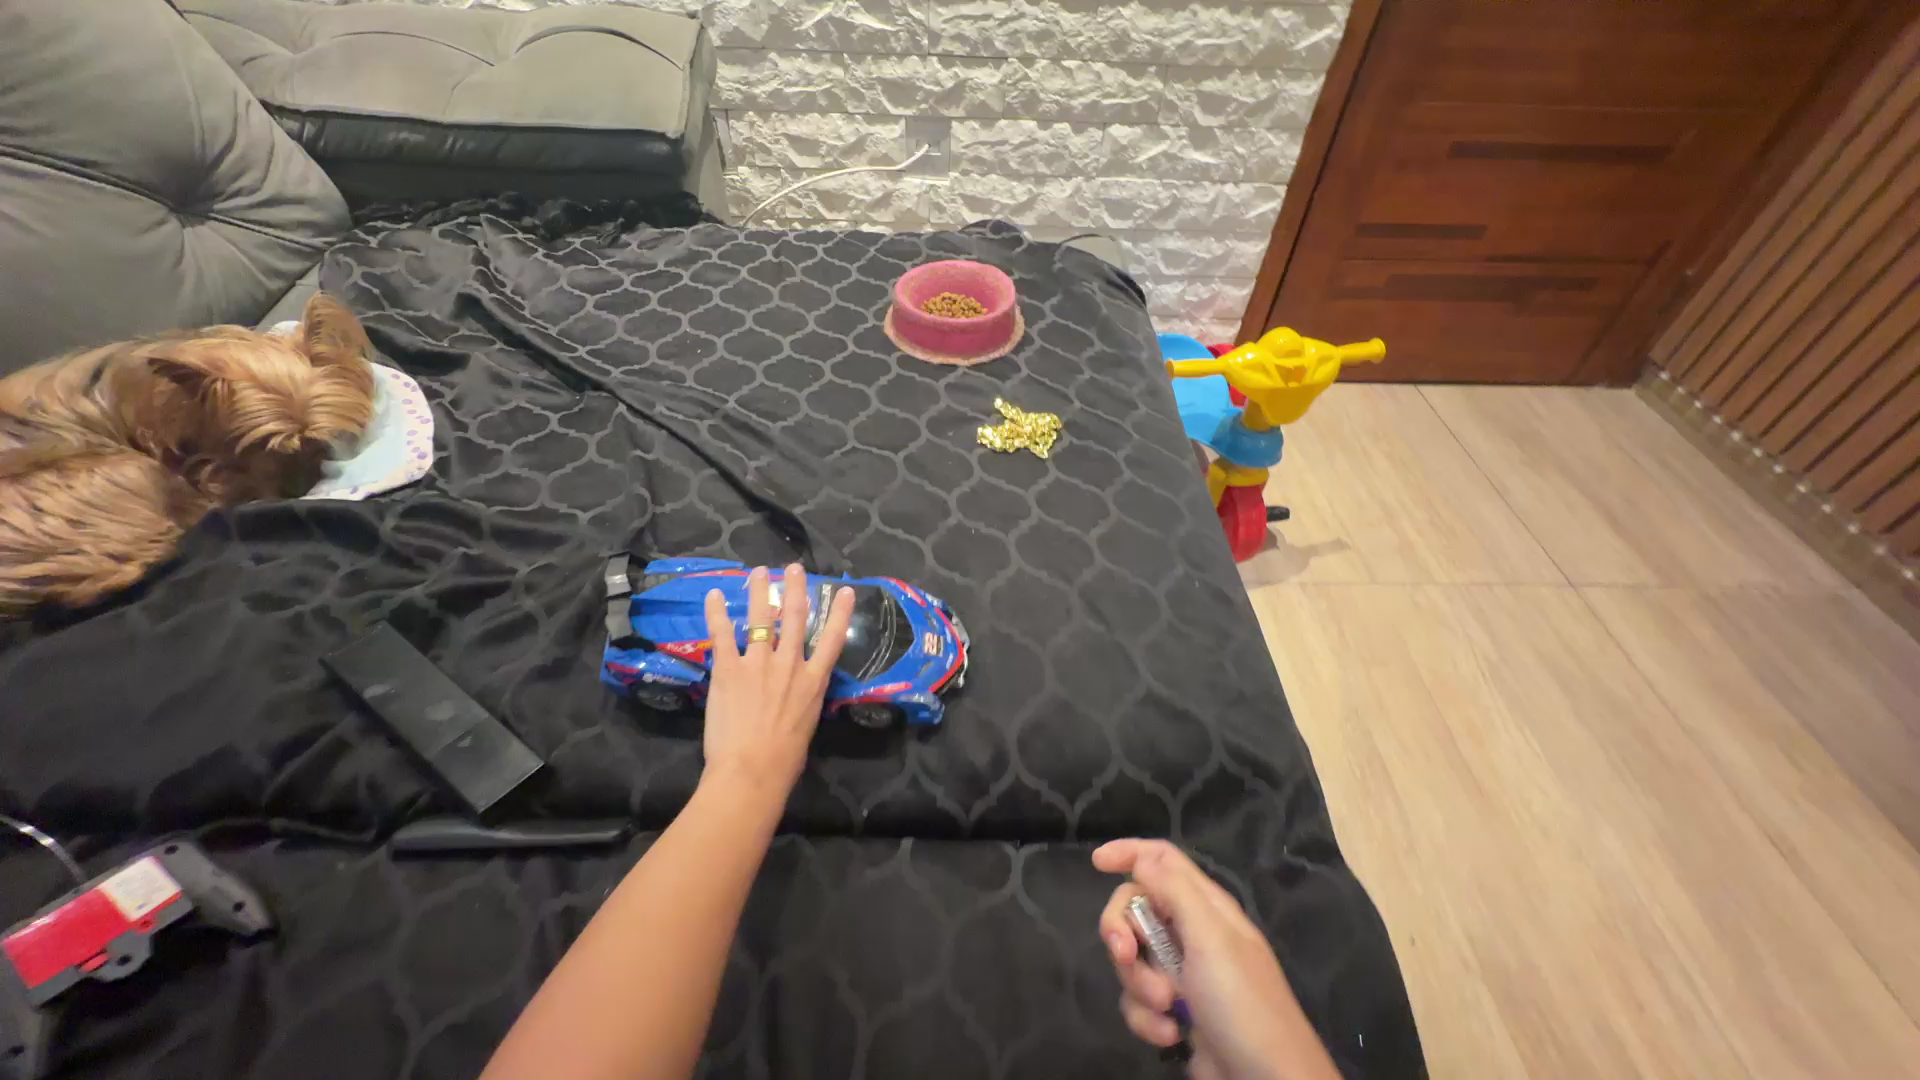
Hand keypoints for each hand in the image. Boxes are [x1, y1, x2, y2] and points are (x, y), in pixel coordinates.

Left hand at [700, 564, 854, 792]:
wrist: (753, 769)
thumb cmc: (785, 759)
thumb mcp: (808, 723)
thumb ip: (805, 699)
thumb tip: (802, 691)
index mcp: (813, 680)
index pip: (832, 639)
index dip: (839, 612)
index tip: (844, 590)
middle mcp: (790, 664)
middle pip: (794, 617)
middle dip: (795, 588)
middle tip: (793, 568)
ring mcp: (759, 664)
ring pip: (761, 618)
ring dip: (760, 591)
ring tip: (759, 572)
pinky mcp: (729, 669)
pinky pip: (722, 635)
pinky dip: (717, 613)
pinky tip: (714, 595)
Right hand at [1095, 839, 1339, 1079]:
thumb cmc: (1242, 1003)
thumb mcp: (1210, 937)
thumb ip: (1173, 889)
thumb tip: (1141, 857)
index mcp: (1205, 905)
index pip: (1162, 858)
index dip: (1129, 852)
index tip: (1096, 863)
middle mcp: (1191, 932)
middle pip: (1135, 907)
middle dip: (1122, 931)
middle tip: (1126, 954)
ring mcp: (1180, 973)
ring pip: (1131, 957)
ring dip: (1138, 984)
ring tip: (1166, 1007)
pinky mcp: (1172, 1010)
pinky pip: (1136, 999)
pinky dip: (1145, 1017)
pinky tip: (1169, 1034)